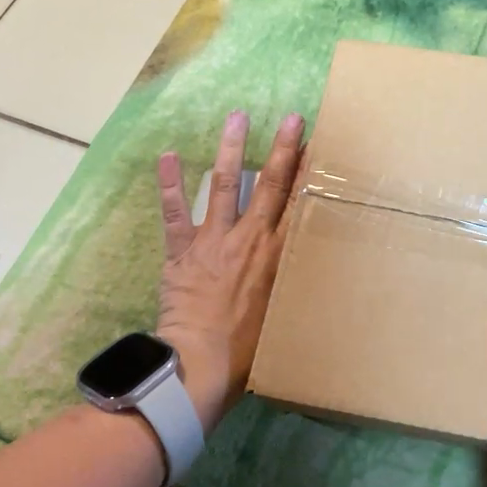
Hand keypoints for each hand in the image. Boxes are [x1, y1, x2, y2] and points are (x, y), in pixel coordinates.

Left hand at [154, 110, 304, 434]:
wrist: (198, 369)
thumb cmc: (248, 352)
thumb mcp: (283, 315)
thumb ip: (293, 284)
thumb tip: (308, 270)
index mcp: (279, 255)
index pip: (300, 203)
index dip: (311, 171)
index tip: (320, 143)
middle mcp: (251, 238)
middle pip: (272, 184)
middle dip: (285, 148)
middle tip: (293, 117)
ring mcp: (215, 240)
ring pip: (227, 185)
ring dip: (233, 149)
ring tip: (238, 117)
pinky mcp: (183, 251)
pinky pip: (175, 212)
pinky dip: (171, 183)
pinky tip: (167, 155)